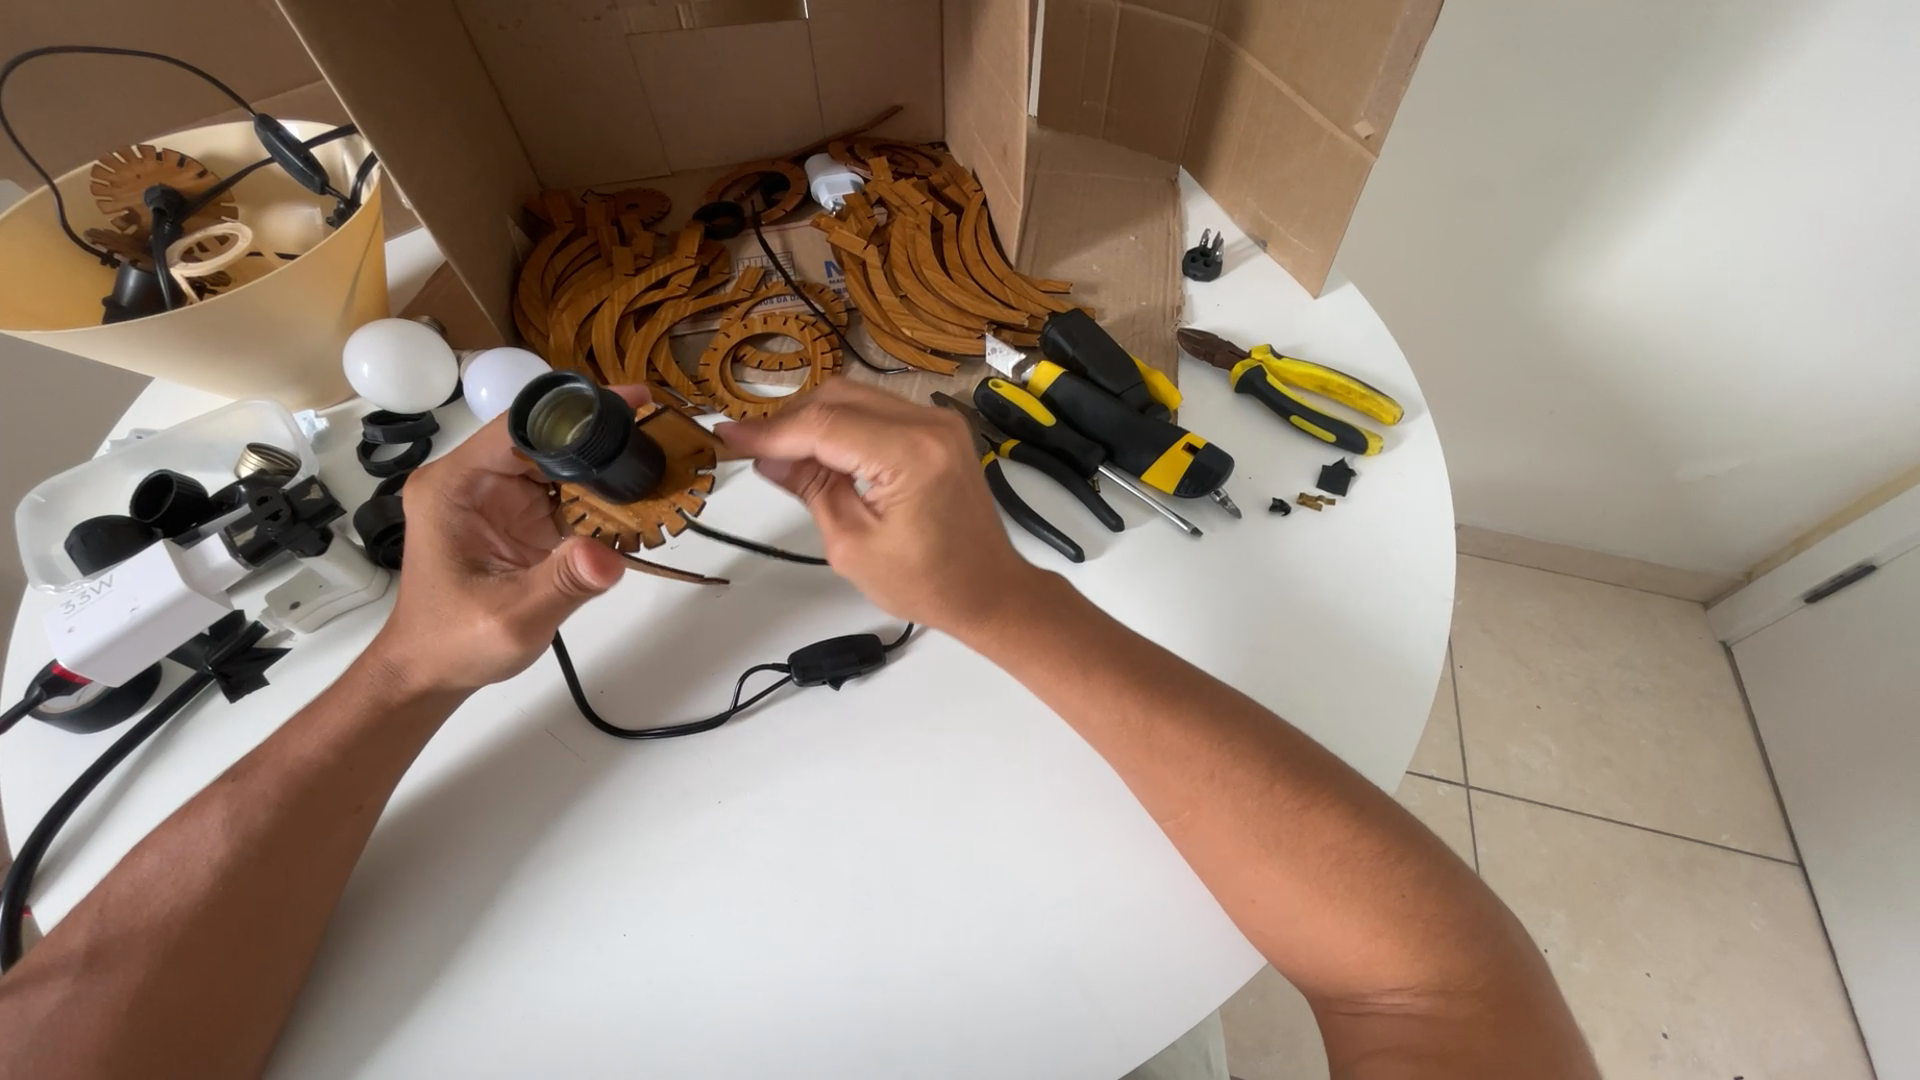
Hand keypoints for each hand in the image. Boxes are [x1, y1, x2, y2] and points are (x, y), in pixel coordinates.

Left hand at [366, 388, 637, 692]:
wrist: (431, 669)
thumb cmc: (454, 642)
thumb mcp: (511, 618)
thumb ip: (562, 585)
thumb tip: (612, 557)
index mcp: (457, 486)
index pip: (521, 427)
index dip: (577, 411)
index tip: (634, 404)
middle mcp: (476, 481)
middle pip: (547, 439)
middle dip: (603, 437)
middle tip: (660, 439)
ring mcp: (499, 498)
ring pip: (563, 463)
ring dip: (607, 466)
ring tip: (658, 464)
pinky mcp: (521, 517)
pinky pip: (568, 492)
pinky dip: (603, 496)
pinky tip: (638, 500)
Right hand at [716, 378, 1047, 634]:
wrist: (989, 590)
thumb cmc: (927, 583)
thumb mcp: (852, 544)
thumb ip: (810, 490)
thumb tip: (767, 458)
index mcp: (911, 455)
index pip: (824, 426)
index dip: (770, 431)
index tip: (727, 437)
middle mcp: (930, 424)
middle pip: (839, 397)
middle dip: (790, 421)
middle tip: (753, 451)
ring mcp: (940, 421)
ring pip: (857, 397)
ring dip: (815, 421)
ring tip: (783, 456)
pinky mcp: (942, 430)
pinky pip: (879, 411)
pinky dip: (844, 425)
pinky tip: (822, 453)